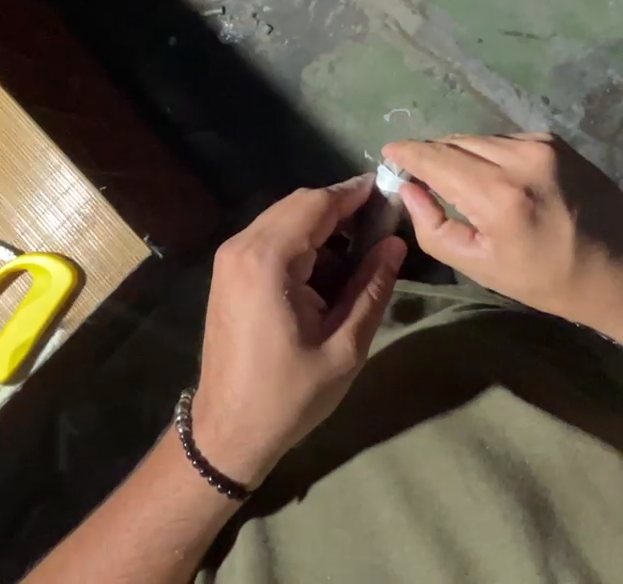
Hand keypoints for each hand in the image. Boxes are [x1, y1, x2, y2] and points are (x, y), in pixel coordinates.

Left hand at [192, 176, 405, 485]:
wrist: (227, 430)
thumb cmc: (289, 395)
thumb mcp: (345, 347)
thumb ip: (372, 288)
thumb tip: (395, 244)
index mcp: (268, 260)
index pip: (317, 204)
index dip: (355, 194)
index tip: (390, 191)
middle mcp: (242, 246)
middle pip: (299, 204)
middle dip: (341, 208)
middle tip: (382, 224)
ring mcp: (230, 257)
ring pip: (284, 217)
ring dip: (321, 224)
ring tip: (361, 248)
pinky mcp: (228, 270)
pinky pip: (269, 236)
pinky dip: (301, 239)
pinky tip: (327, 266)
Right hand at [382, 133, 622, 328]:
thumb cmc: (550, 280)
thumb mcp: (483, 267)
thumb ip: (435, 228)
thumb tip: (408, 190)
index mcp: (498, 195)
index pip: (435, 158)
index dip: (407, 153)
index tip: (388, 153)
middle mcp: (518, 158)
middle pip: (454, 143)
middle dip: (430, 155)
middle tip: (415, 173)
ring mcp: (540, 144)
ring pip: (478, 139)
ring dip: (459, 154)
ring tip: (454, 179)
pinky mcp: (555, 141)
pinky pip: (503, 140)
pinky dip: (487, 153)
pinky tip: (491, 177)